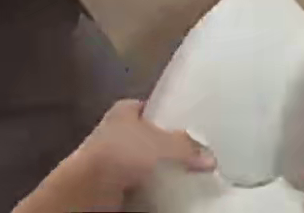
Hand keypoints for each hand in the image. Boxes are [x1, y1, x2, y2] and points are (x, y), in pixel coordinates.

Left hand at [79, 99, 216, 193]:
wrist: (92, 186)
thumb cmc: (121, 151)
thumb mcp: (157, 142)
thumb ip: (184, 146)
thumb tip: (210, 156)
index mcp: (125, 110)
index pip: (152, 108)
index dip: (171, 116)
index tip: (194, 128)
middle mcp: (120, 130)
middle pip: (153, 138)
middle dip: (171, 149)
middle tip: (198, 159)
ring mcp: (118, 158)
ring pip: (149, 164)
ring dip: (165, 173)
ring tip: (193, 179)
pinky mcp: (120, 183)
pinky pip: (145, 184)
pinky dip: (158, 190)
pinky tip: (175, 195)